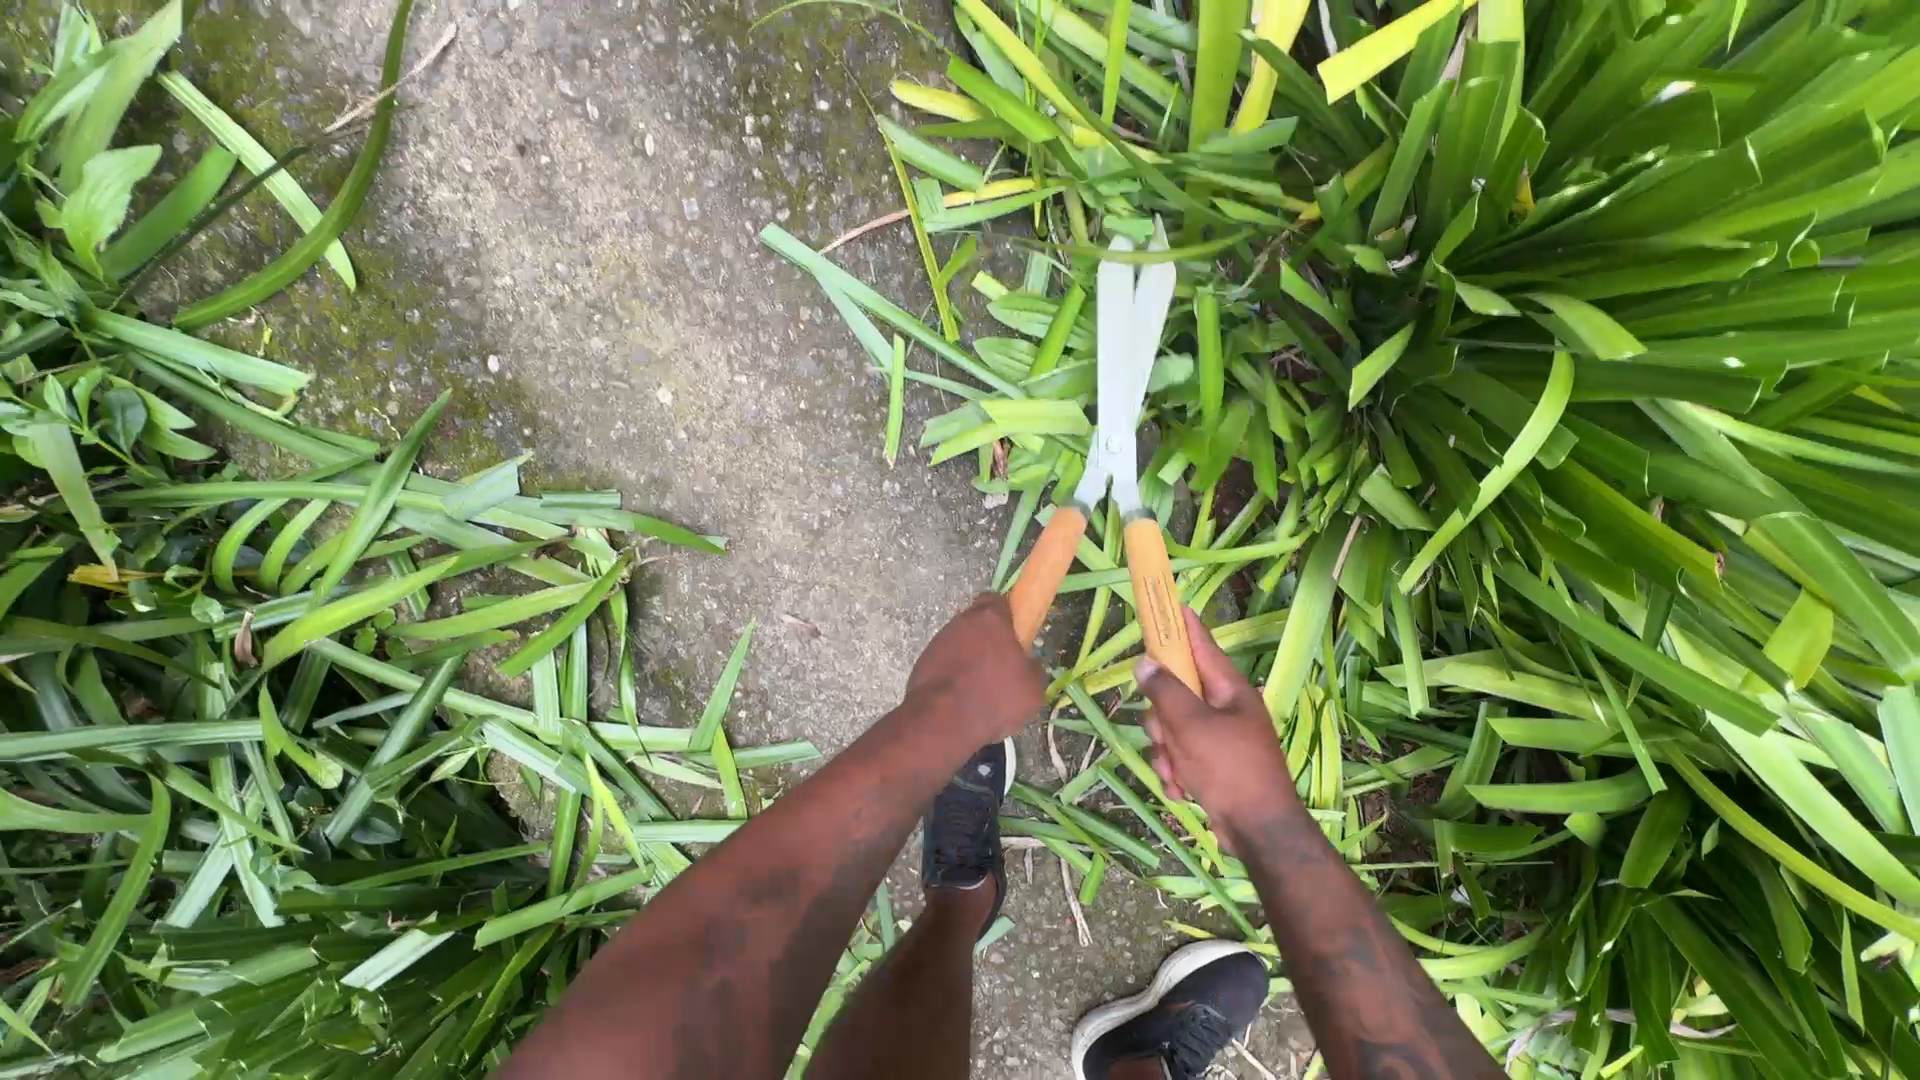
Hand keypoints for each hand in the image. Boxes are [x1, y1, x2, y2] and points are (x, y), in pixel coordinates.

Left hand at [906, 593, 1046, 742]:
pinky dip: (953, 674)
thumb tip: (1026, 665)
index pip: (997, 600)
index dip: (1006, 616)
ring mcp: (938, 641)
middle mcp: (961, 622)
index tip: (1013, 635)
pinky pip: (944, 662)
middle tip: (1000, 666)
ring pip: (959, 642)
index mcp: (990, 618)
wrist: (944, 721)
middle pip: (976, 622)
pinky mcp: (923, 662)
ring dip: (969, 658)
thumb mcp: (1033, 688)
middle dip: (987, 639)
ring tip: (980, 688)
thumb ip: (1032, 667)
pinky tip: (961, 697)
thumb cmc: (995, 698)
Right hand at [1134, 608, 1294, 825]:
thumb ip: (1164, 691)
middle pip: (1175, 692)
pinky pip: (1179, 754)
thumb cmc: (1231, 770)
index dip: (1181, 624)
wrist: (1259, 831)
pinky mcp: (1211, 763)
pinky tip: (1180, 789)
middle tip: (1164, 735)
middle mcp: (1224, 707)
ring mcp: (1218, 736)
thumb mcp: (1191, 727)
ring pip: (1171, 727)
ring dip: (1165, 750)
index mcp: (1228, 689)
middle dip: (1161, 719)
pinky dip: (1174, 771)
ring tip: (1176, 773)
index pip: (1200, 645)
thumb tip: (1144, 663)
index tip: (1166, 604)